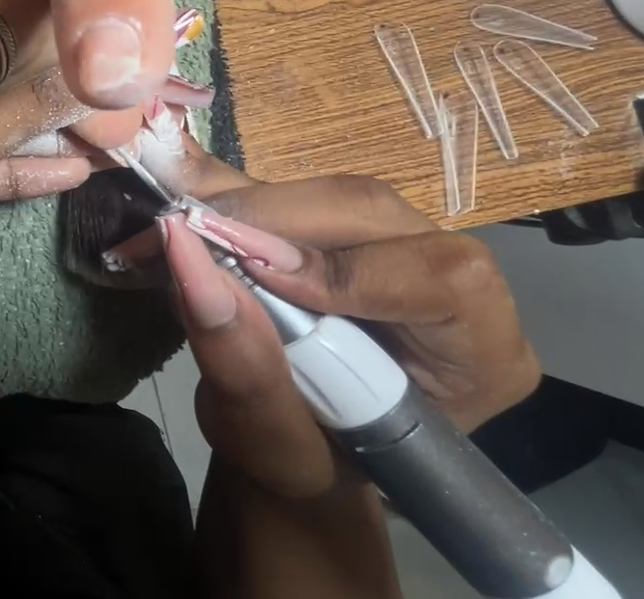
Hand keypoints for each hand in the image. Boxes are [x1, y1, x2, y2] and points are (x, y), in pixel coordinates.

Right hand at [144, 157, 540, 498]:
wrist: (292, 442)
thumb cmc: (302, 458)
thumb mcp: (272, 439)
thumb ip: (243, 362)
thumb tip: (190, 265)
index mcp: (476, 353)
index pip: (443, 279)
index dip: (344, 267)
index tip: (253, 270)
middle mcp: (445, 279)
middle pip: (369, 212)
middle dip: (267, 216)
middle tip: (181, 232)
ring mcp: (388, 242)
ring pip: (317, 190)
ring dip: (230, 202)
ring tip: (167, 230)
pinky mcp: (330, 223)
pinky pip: (274, 186)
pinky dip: (213, 194)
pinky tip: (174, 215)